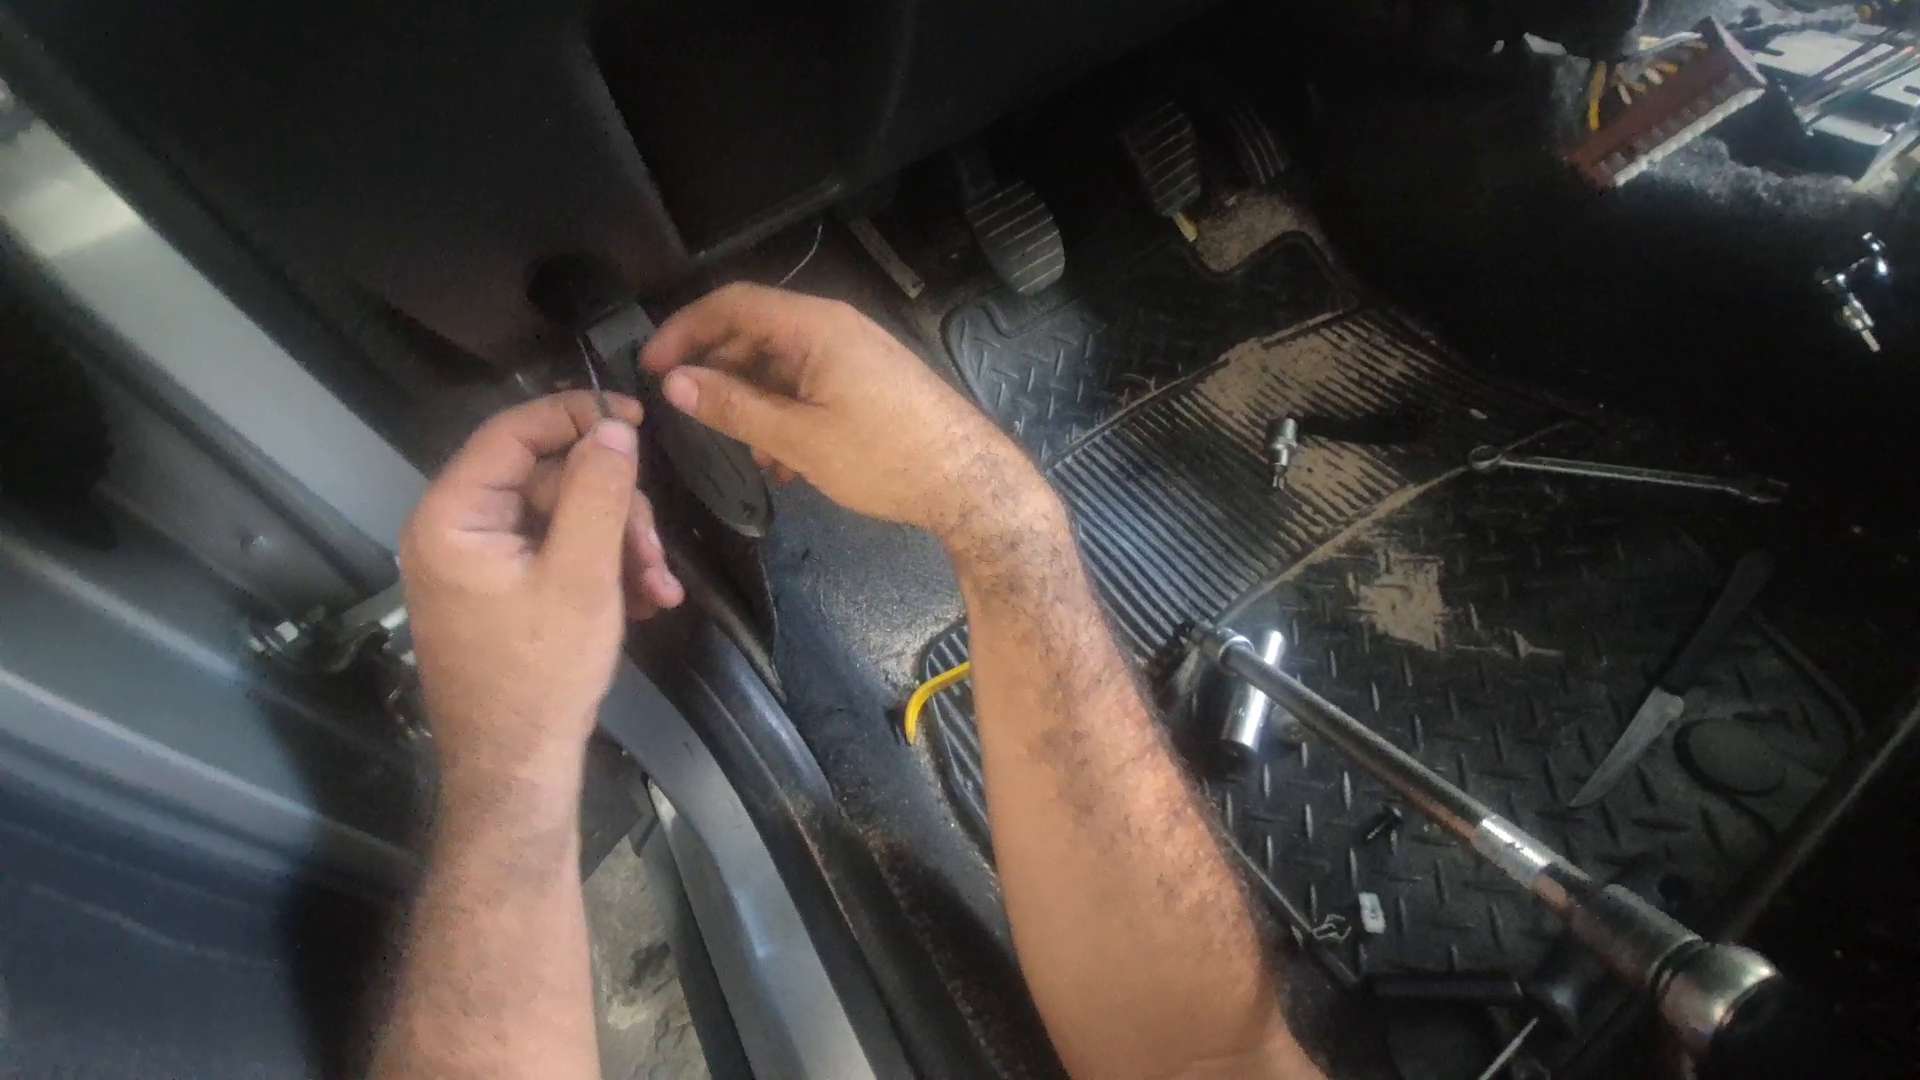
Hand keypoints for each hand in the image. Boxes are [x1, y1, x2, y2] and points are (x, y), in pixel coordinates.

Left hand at [400, 392, 682, 793]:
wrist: (519, 762)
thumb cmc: (543, 669)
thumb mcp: (582, 575)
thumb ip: (598, 494)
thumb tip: (616, 428)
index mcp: (456, 517)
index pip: (514, 433)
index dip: (578, 416)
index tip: (639, 421)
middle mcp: (463, 531)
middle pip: (552, 481)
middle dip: (617, 511)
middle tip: (656, 552)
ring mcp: (487, 563)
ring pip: (569, 519)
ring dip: (624, 546)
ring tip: (659, 589)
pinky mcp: (510, 590)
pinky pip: (566, 553)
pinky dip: (609, 569)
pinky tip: (647, 600)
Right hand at [640, 283, 1042, 539]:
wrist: (969, 482)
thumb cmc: (885, 458)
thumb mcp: (801, 437)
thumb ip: (735, 407)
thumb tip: (675, 383)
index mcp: (816, 326)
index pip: (733, 304)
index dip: (684, 331)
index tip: (652, 368)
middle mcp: (837, 329)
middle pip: (758, 336)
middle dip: (722, 375)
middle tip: (694, 416)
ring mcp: (858, 356)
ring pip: (786, 369)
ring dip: (758, 406)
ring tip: (751, 454)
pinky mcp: (872, 384)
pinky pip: (815, 387)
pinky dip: (791, 415)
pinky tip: (788, 461)